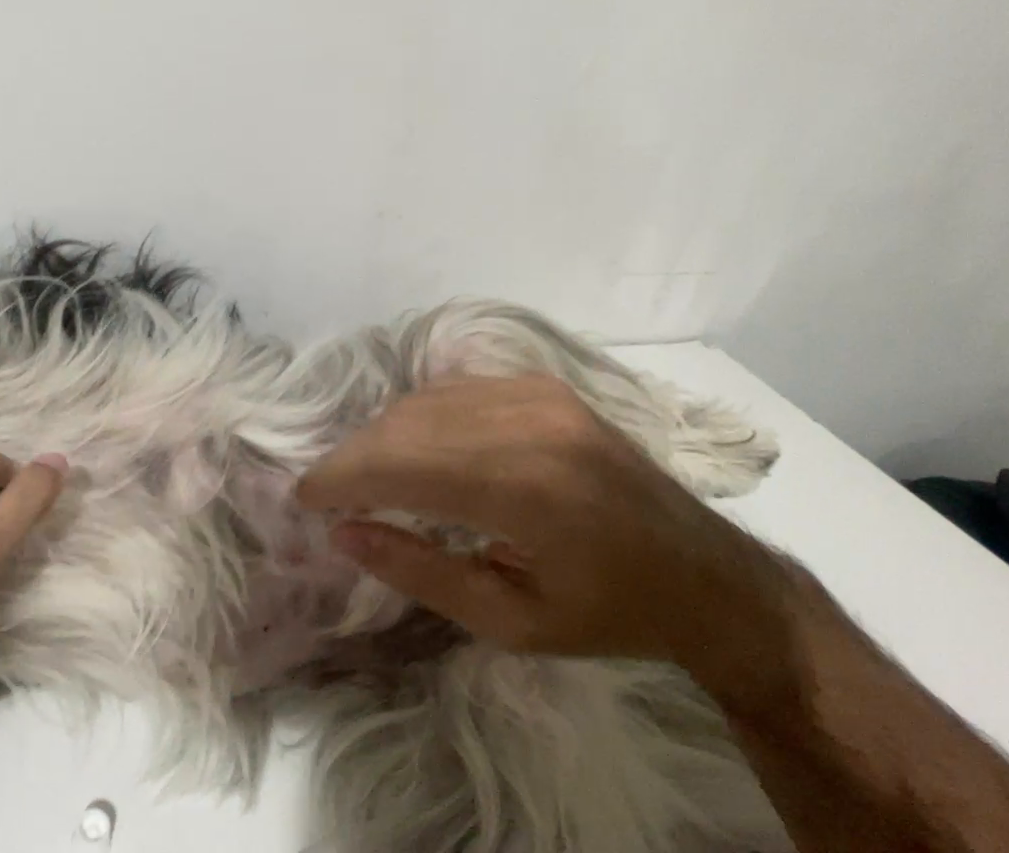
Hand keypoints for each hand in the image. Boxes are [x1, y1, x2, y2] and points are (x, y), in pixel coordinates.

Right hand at [296, 375, 790, 682]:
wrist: (704, 576)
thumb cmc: (607, 614)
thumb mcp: (509, 621)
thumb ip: (419, 571)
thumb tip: (342, 532)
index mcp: (523, 489)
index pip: (398, 464)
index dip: (339, 478)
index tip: (304, 500)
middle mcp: (528, 423)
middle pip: (403, 424)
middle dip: (352, 458)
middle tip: (330, 497)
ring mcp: (539, 396)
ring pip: (423, 401)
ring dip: (382, 437)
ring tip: (367, 480)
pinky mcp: (545, 387)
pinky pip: (454, 389)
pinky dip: (418, 417)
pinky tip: (413, 449)